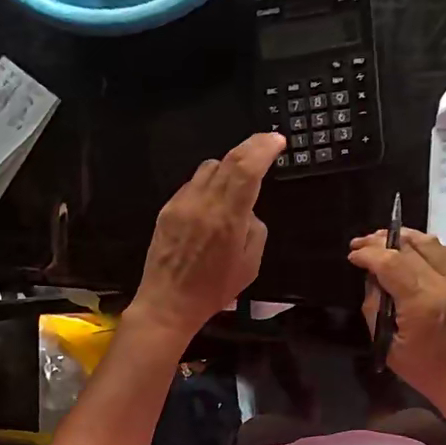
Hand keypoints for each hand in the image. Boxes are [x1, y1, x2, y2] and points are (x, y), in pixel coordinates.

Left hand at [130, 133, 285, 340]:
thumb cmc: (214, 290)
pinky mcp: (167, 209)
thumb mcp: (250, 265)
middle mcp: (203, 204)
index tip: (278, 141)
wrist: (168, 303)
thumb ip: (255, 229)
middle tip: (266, 144)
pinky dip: (208, 184)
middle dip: (251, 146)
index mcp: (228, 219)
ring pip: (208, 167)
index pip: (247, 168)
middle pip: (229, 159)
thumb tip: (248, 211)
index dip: (264, 148)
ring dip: (228, 166)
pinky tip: (212, 201)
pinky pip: (192, 185)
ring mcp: (181, 204)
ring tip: (238, 178)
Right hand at [348, 228, 445, 411]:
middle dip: (380, 242)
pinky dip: (421, 246)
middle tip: (360, 244)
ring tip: (381, 240)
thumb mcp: (385, 340)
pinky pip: (442, 253)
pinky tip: (405, 250)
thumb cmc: (420, 368)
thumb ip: (374, 303)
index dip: (368, 254)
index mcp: (422, 304)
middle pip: (409, 247)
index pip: (390, 263)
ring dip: (402, 237)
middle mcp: (444, 285)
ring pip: (429, 243)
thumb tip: (371, 275)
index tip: (352, 255)